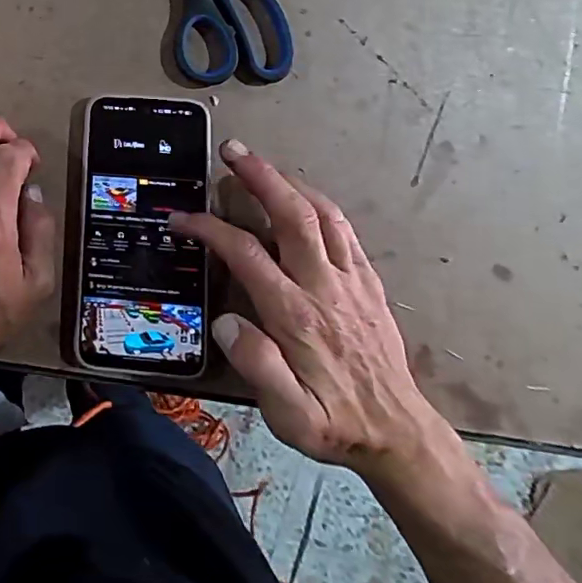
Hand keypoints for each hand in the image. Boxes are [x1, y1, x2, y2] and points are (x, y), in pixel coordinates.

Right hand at [171, 140, 457, 476]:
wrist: (398, 431)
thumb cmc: (336, 422)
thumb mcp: (291, 418)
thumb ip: (257, 368)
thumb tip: (226, 322)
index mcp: (295, 314)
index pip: (245, 253)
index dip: (209, 228)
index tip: (183, 218)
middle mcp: (323, 286)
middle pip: (291, 214)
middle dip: (259, 176)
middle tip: (233, 150)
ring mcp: (350, 279)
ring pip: (321, 213)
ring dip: (290, 182)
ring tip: (263, 165)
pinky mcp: (368, 281)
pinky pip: (345, 230)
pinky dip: (321, 204)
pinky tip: (305, 197)